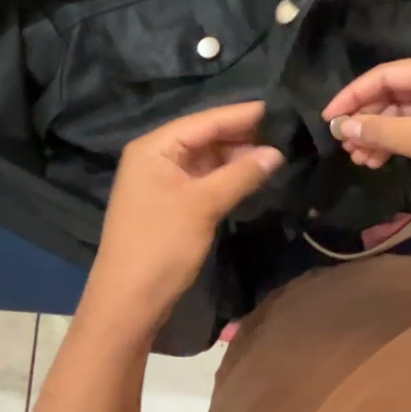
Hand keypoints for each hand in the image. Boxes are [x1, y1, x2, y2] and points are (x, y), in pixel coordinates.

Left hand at [80, 102, 283, 340]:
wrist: (127, 305)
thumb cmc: (161, 246)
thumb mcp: (204, 205)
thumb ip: (241, 174)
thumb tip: (277, 152)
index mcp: (154, 147)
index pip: (205, 120)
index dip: (241, 114)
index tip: (277, 106)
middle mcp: (155, 156)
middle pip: (204, 136)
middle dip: (241, 135)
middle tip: (283, 131)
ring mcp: (161, 180)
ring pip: (206, 158)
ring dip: (236, 157)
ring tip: (275, 153)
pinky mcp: (169, 202)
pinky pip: (202, 178)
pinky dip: (226, 175)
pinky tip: (252, 175)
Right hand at [321, 57, 410, 216]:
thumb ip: (381, 132)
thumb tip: (341, 126)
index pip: (385, 75)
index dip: (353, 95)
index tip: (328, 118)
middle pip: (392, 93)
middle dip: (366, 119)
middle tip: (343, 144)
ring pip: (401, 114)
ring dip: (378, 135)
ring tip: (358, 158)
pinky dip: (396, 143)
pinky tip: (377, 160)